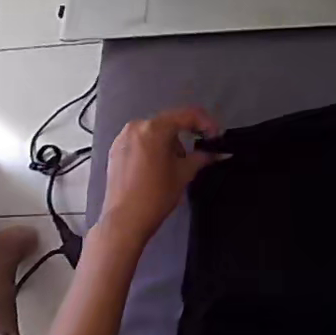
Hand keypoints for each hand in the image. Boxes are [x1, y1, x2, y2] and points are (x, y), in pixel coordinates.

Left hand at [96, 107, 222, 244]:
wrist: (125, 219)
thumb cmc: (157, 194)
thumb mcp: (184, 174)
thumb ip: (202, 158)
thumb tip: (219, 154)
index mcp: (154, 128)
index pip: (187, 115)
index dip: (207, 123)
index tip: (218, 136)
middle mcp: (136, 126)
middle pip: (170, 122)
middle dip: (187, 134)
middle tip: (200, 152)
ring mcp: (123, 138)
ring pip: (154, 132)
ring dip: (170, 142)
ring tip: (177, 164)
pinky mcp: (116, 150)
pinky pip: (141, 141)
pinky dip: (154, 148)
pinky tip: (159, 167)